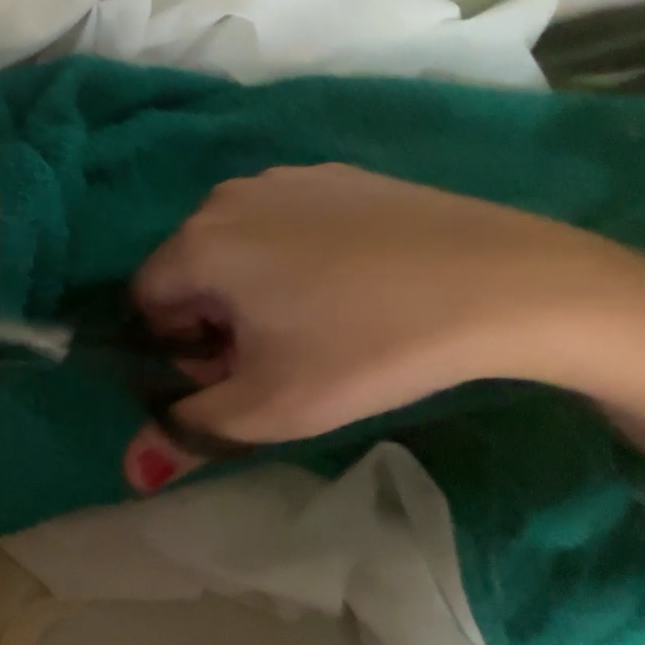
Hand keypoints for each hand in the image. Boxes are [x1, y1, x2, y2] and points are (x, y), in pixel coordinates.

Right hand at [124, 163, 644, 492]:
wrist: (511, 285)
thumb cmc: (368, 348)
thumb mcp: (272, 407)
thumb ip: (190, 432)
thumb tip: (133, 469)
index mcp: (195, 244)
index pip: (146, 302)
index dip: (181, 348)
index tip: (238, 372)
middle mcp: (223, 199)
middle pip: (189, 271)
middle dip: (215, 318)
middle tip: (280, 355)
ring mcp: (282, 179)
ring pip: (236, 245)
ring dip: (253, 285)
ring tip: (322, 319)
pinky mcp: (334, 175)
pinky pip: (284, 220)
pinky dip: (296, 253)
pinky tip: (357, 282)